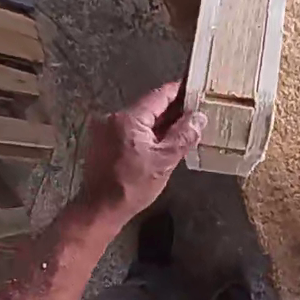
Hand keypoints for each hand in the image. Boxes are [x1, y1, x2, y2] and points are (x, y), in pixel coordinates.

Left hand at [73, 80, 204, 227]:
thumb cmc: (131, 186)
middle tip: (194, 114)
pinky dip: (144, 135)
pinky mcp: (101, 142)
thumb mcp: (164, 161)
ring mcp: (105, 129)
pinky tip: (158, 145)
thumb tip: (198, 117)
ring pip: (139, 120)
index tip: (196, 91)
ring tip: (181, 131)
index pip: (159, 95)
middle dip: (172, 111)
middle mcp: (113, 118)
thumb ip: (183, 135)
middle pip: (148, 107)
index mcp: (129, 118)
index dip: (180, 92)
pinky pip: (128, 131)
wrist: (100, 208)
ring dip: (159, 125)